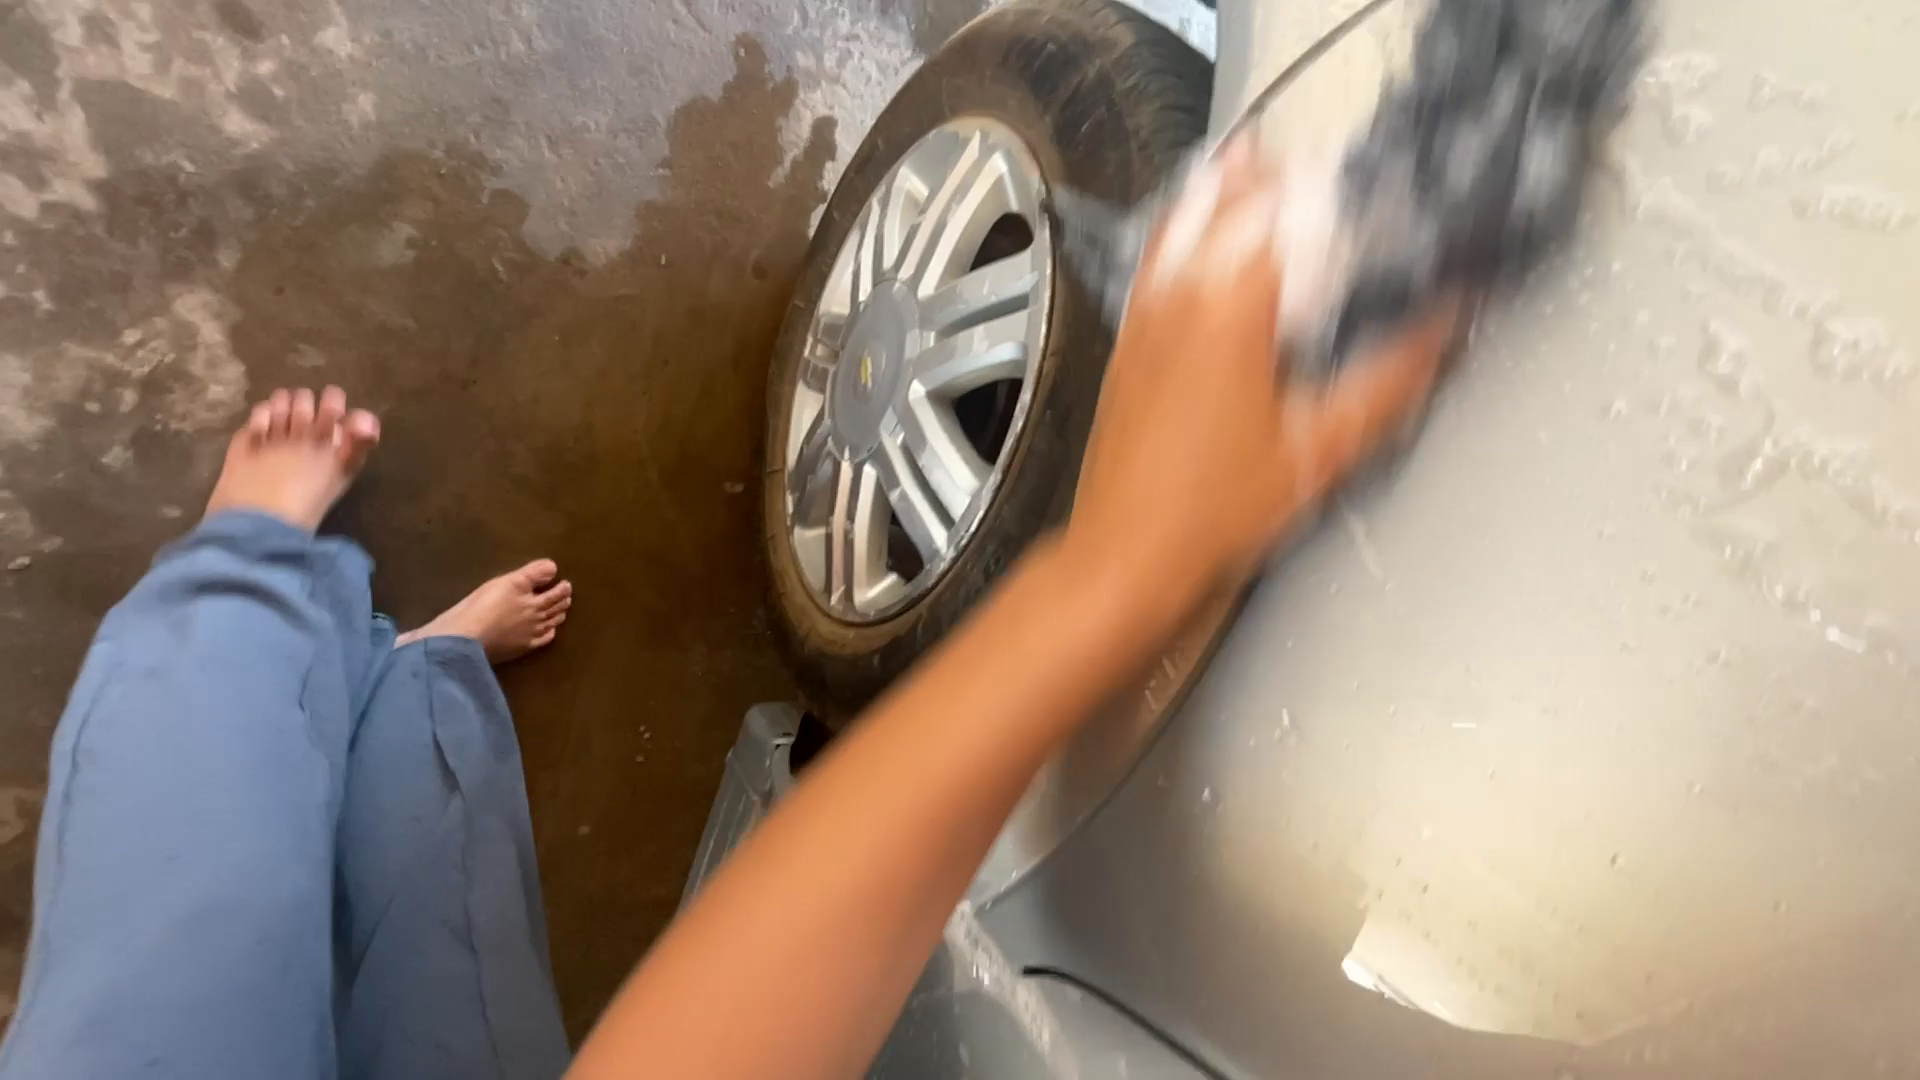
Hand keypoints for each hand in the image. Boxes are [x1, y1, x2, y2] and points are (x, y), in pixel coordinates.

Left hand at [1064, 139, 1460, 627]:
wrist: (1125, 553)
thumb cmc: (1216, 511)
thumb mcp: (1318, 452)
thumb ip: (1388, 380)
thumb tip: (1445, 327)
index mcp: (1231, 308)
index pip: (1292, 217)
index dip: (1336, 194)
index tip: (1373, 191)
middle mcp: (1178, 298)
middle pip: (1229, 206)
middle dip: (1277, 180)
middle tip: (1318, 170)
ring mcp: (1141, 321)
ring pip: (1178, 228)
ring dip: (1219, 195)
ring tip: (1253, 167)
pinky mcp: (1123, 349)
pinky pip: (1149, 270)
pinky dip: (1175, 237)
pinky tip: (1187, 239)